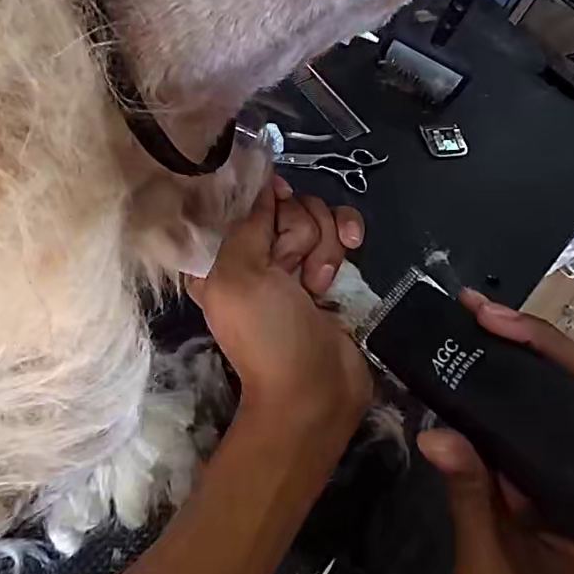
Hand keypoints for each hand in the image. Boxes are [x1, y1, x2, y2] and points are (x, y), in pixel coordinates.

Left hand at [187, 179, 371, 440]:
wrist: (316, 390)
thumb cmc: (268, 336)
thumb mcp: (238, 276)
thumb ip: (246, 223)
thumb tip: (263, 184)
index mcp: (220, 255)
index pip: (241, 199)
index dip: (263, 197)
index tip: (277, 205)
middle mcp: (256, 253)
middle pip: (286, 203)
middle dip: (299, 232)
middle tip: (293, 272)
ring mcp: (295, 261)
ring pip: (316, 215)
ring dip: (324, 245)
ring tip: (318, 286)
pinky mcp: (329, 269)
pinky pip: (340, 229)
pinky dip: (347, 233)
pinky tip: (353, 247)